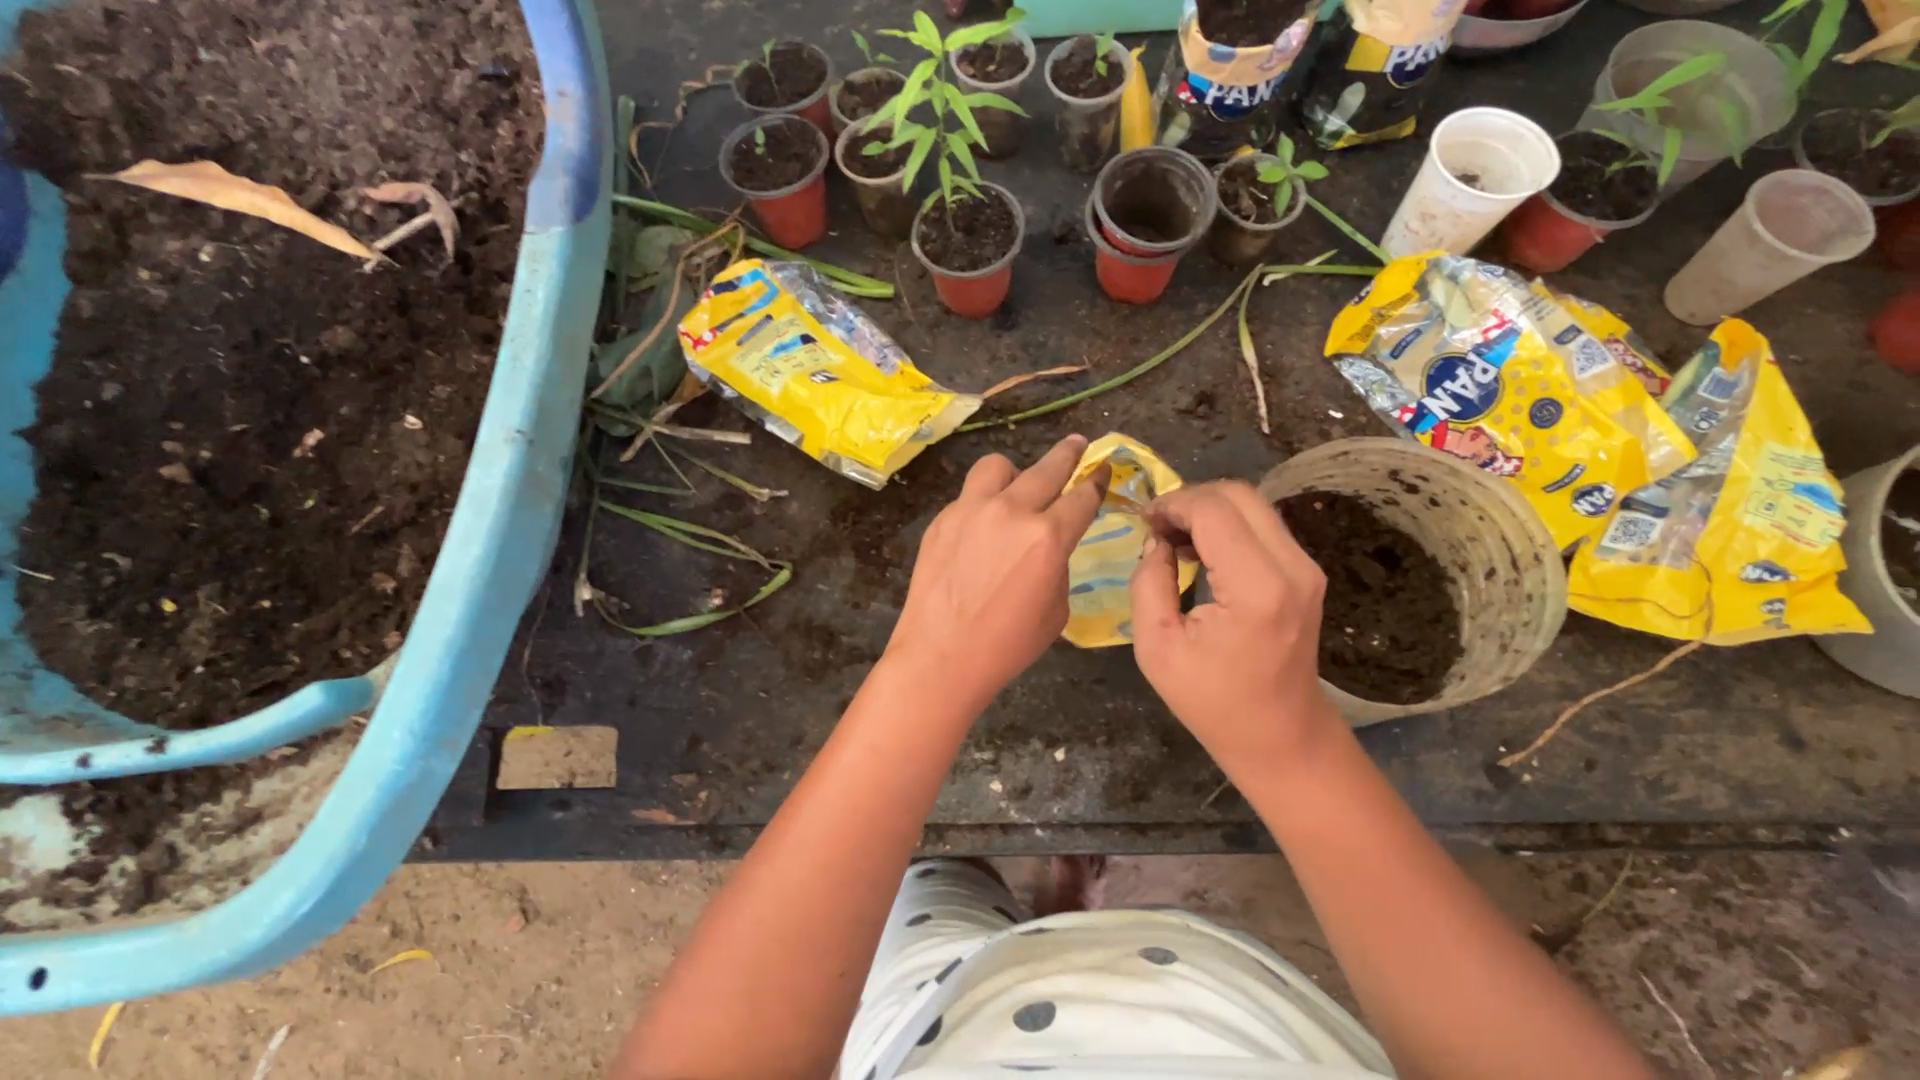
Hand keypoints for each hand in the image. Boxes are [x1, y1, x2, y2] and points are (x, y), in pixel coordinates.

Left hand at [885, 435, 1107, 702]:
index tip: (1103, 469)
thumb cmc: (1008, 644)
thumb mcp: (1056, 608)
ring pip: (998, 467)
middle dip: (1068, 454)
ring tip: (1017, 485)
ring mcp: (970, 510)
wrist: (941, 655)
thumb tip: (1047, 545)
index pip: (1082, 497)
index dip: (1097, 481)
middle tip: (1076, 444)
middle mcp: (1011, 512)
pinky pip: (969, 495)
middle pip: (1047, 468)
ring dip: (1015, 472)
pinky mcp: (942, 520)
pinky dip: (983, 501)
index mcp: (1048, 537)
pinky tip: (983, 526)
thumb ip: (1057, 564)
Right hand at [1128, 481, 1343, 774]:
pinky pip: (1263, 526)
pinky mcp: (1307, 573)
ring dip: (1209, 510)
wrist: (1279, 735)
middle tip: (1156, 527)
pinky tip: (1201, 552)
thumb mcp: (1156, 648)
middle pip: (1238, 495)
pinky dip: (1228, 526)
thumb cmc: (1212, 701)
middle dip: (1191, 499)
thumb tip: (1156, 542)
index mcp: (1257, 588)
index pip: (1213, 510)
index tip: (1142, 521)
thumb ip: (1149, 584)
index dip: (1172, 505)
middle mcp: (1292, 567)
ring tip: (1174, 539)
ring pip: (1253, 505)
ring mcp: (1307, 568)